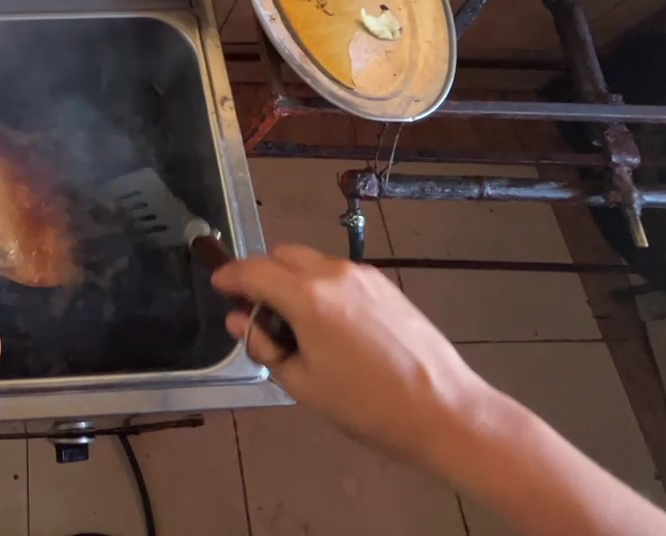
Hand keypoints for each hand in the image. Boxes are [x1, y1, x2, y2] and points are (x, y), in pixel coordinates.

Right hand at [212, 244, 496, 465]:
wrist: (447, 411)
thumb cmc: (367, 406)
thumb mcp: (303, 384)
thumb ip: (264, 346)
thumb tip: (240, 320)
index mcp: (306, 296)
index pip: (253, 270)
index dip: (230, 276)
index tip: (218, 285)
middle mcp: (330, 272)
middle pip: (280, 255)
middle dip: (261, 275)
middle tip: (258, 311)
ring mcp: (360, 274)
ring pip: (309, 261)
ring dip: (292, 279)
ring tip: (298, 323)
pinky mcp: (383, 283)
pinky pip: (336, 273)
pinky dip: (319, 285)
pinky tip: (332, 324)